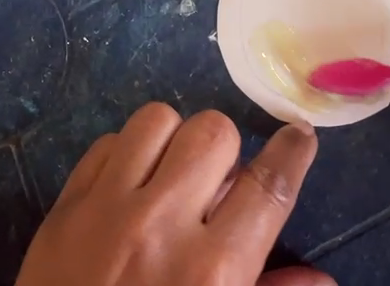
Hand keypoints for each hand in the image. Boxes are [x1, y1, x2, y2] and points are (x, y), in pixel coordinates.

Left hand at [15, 103, 333, 285]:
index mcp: (211, 273)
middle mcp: (162, 227)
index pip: (267, 188)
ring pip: (157, 120)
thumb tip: (323, 279)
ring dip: (174, 141)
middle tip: (216, 183)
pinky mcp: (66, 204)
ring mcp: (107, 209)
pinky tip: (129, 188)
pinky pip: (108, 142)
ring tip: (171, 175)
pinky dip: (127, 155)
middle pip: (213, 134)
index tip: (299, 135)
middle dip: (226, 151)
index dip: (291, 153)